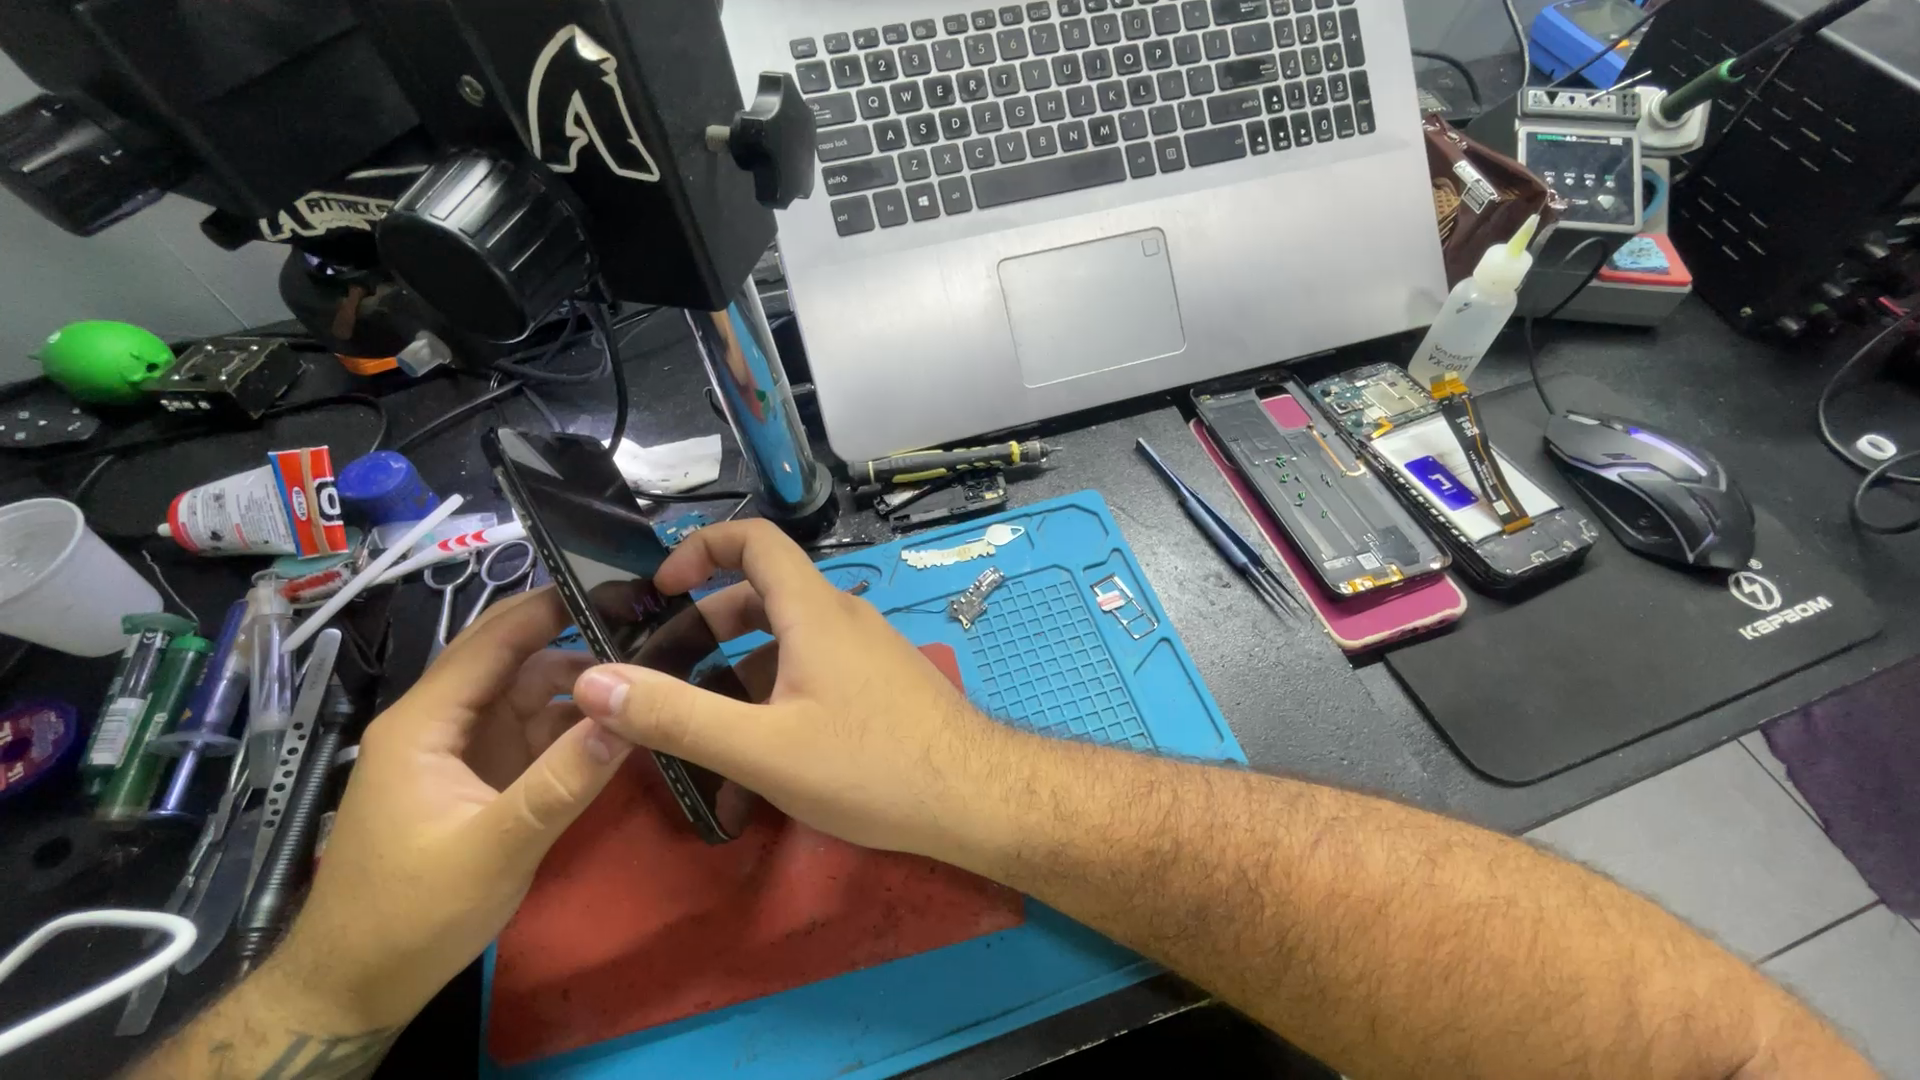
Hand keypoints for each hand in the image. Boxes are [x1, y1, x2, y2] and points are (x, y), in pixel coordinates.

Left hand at [265, 589, 633, 1028]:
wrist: (357, 986)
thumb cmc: (412, 914)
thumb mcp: (496, 849)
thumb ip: (563, 782)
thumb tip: (627, 714)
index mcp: (425, 723)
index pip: (491, 640)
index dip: (549, 606)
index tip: (616, 586)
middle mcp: (443, 721)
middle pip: (511, 656)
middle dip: (572, 632)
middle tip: (645, 617)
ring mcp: (464, 748)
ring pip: (529, 692)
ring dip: (582, 681)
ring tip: (648, 666)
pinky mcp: (482, 775)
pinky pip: (534, 731)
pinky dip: (576, 722)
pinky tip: (620, 720)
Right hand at [571, 520, 1022, 860]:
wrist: (976, 798)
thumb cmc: (871, 766)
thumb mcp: (762, 748)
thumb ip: (676, 716)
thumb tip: (593, 682)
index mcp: (813, 611)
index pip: (755, 539)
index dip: (701, 549)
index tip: (660, 589)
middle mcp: (842, 618)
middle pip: (762, 598)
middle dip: (705, 631)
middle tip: (661, 678)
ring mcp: (865, 652)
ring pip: (785, 646)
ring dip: (736, 682)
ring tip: (697, 741)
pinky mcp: (878, 687)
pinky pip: (813, 677)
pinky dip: (775, 704)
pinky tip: (754, 771)